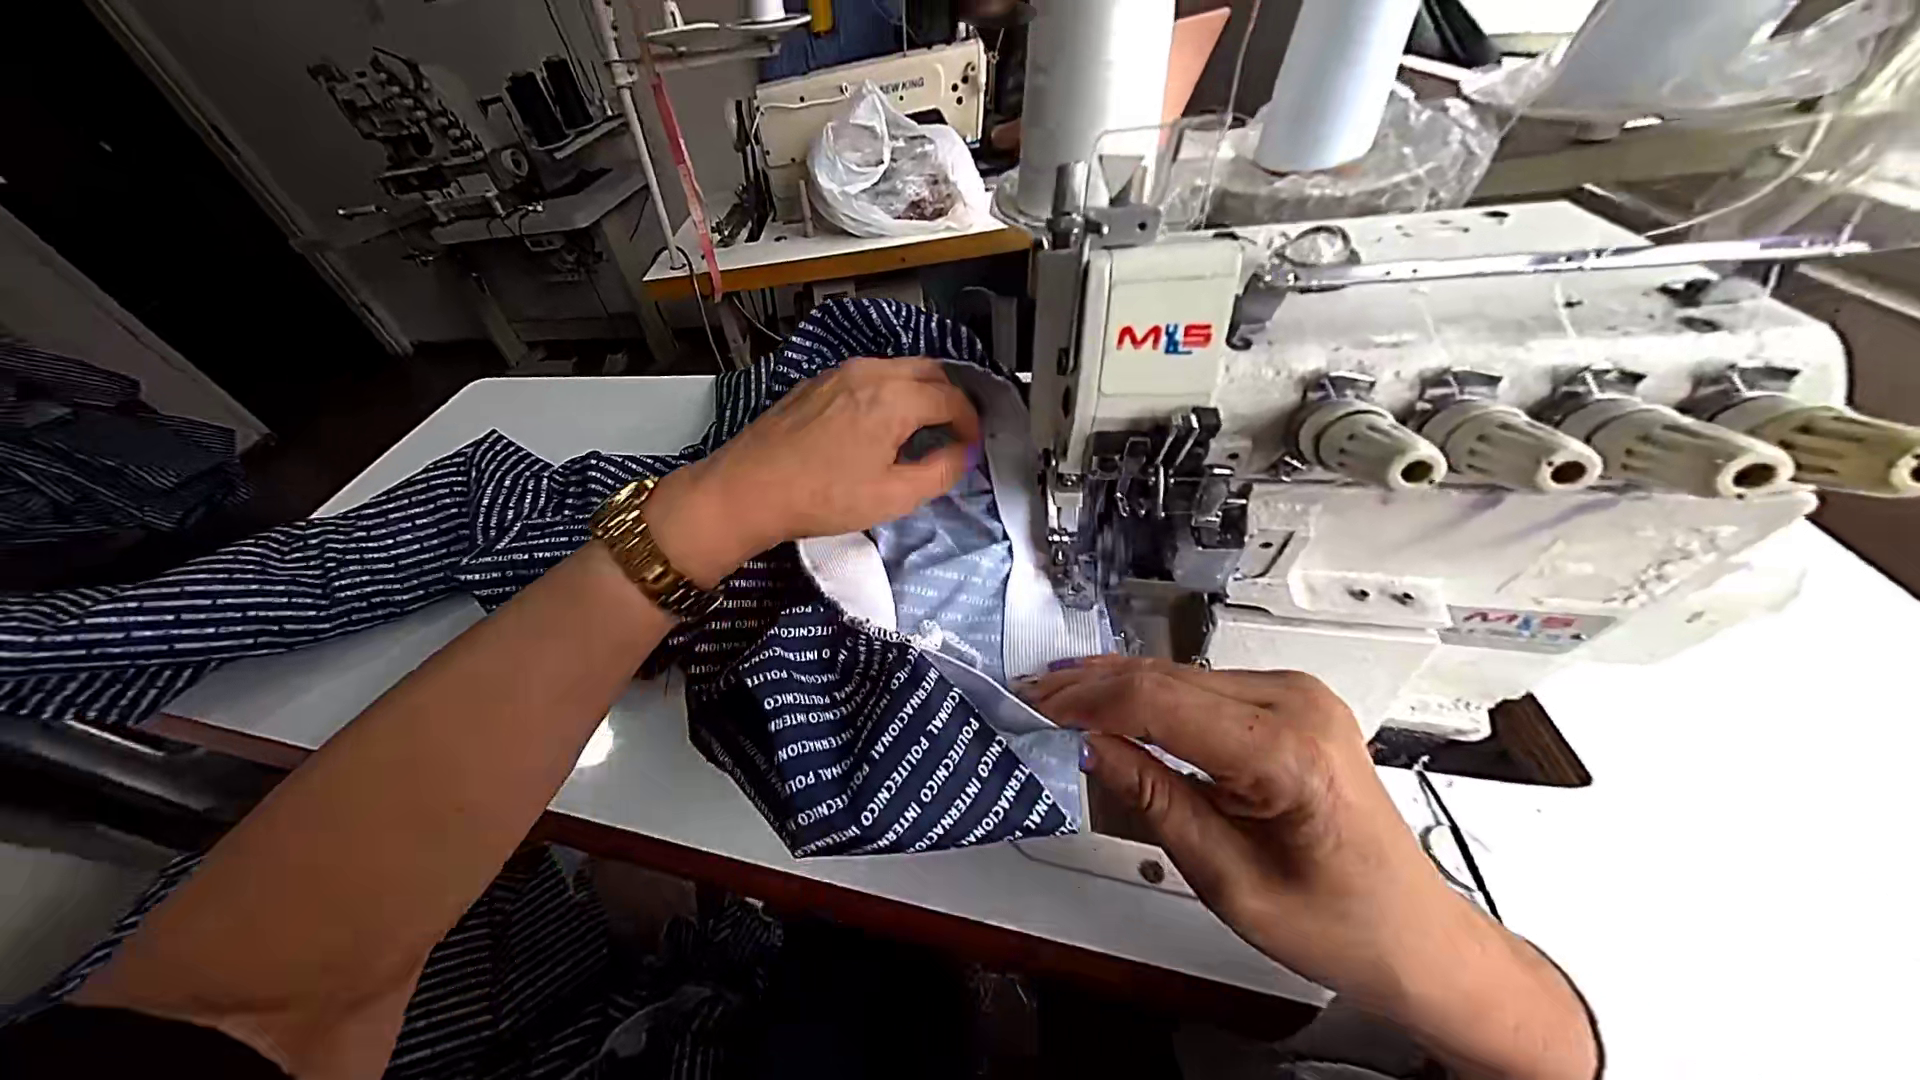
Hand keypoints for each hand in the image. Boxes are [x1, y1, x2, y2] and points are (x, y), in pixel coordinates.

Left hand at [646, 356, 979, 586]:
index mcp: (894, 397)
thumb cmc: (822, 497)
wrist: (748, 489)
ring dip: (920, 393)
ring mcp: (839, 372)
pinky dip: (889, 392)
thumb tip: (963, 453)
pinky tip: (879, 424)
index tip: (972, 446)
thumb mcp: (893, 496)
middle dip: (950, 399)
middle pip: (930, 371)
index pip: (952, 398)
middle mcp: (870, 372)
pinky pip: (869, 376)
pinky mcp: (817, 382)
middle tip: (953, 433)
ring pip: (898, 369)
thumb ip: (941, 471)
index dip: (971, 422)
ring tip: (920, 429)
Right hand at [1021, 657, 1597, 1079]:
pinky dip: (1149, 693)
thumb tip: (1091, 743)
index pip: (1161, 701)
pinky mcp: (1289, 698)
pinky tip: (1111, 694)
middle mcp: (1295, 702)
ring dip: (1115, 685)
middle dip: (1092, 686)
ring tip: (1057, 692)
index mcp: (1288, 753)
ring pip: (1178, 674)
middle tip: (1033, 695)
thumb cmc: (1336, 926)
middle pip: (1166, 677)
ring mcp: (1296, 693)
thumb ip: (1155, 800)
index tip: (1036, 707)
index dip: (1088, 700)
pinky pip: (1201, 685)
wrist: (1418, 933)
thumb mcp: (1229, 880)